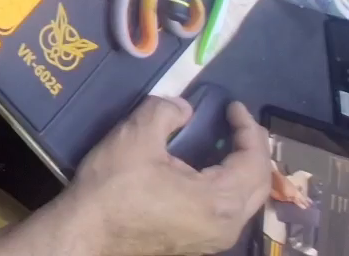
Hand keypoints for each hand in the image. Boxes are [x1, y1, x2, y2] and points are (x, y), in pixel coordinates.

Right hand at [61, 96, 270, 255]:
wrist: (91, 228)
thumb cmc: (115, 183)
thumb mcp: (134, 138)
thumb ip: (162, 114)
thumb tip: (183, 107)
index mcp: (221, 200)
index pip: (253, 163)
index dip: (249, 131)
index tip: (234, 106)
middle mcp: (230, 225)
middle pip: (257, 186)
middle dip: (252, 152)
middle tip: (237, 125)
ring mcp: (216, 238)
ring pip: (243, 201)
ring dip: (240, 171)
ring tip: (223, 146)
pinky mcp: (198, 242)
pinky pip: (226, 211)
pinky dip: (225, 185)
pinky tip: (201, 175)